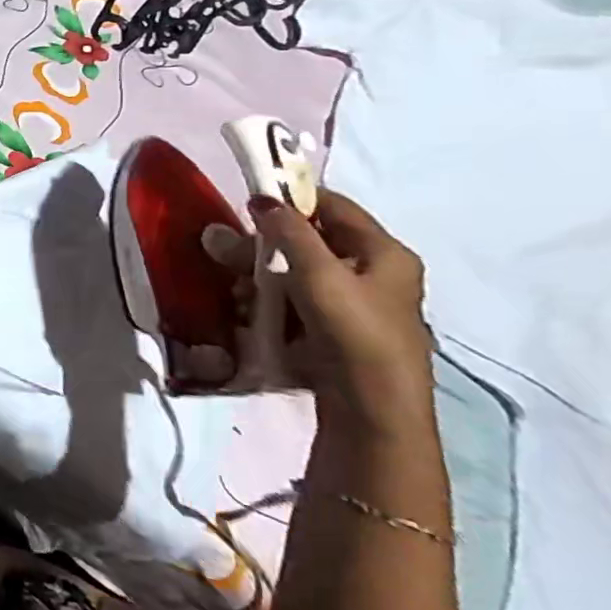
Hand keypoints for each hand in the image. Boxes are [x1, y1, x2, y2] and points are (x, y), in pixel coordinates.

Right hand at [208, 190, 434, 429]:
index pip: (334, 207)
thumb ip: (289, 232)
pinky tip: (248, 309)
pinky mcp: (331, 329)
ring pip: (294, 272)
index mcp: (384, 253)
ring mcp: (351, 303)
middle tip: (226, 252)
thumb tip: (261, 199)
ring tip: (237, 290)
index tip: (249, 203)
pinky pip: (292, 300)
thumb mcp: (319, 274)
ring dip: (260, 275)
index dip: (293, 199)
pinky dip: (267, 299)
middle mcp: (371, 273)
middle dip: (264, 245)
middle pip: (309, 241)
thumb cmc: (354, 332)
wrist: (371, 410)